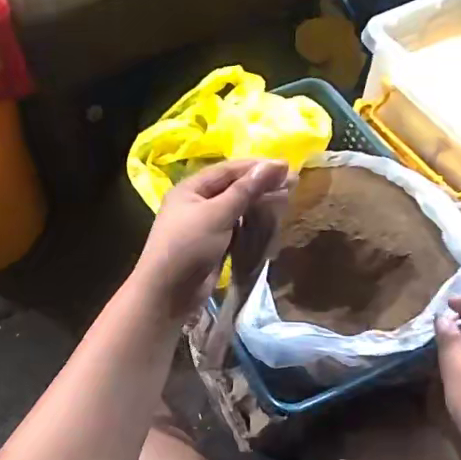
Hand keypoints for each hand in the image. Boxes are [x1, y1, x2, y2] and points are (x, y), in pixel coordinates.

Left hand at [131, 159, 290, 319]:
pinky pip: (236, 228)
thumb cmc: (189, 246)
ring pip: (236, 209)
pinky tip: (269, 221)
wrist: (168, 293)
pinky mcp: (213, 246)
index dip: (257, 166)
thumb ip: (246, 190)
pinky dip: (252, 224)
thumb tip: (276, 165)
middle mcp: (197, 203)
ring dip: (259, 204)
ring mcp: (205, 226)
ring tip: (285, 200)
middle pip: (233, 188)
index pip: (229, 169)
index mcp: (191, 188)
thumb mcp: (218, 214)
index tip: (287, 167)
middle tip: (292, 184)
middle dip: (261, 185)